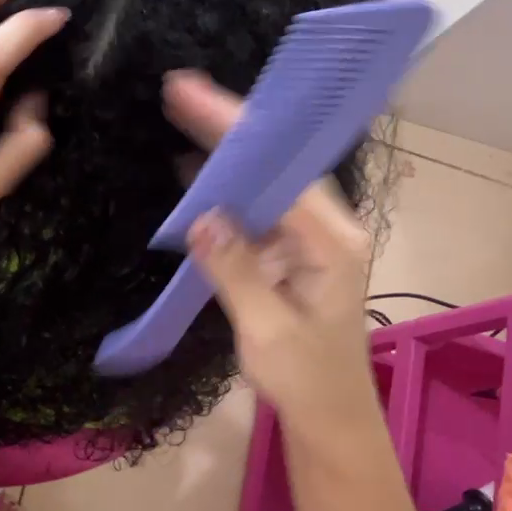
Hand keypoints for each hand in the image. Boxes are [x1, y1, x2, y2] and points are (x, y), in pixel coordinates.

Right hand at [164, 70, 380, 435]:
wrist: (328, 419)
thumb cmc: (307, 380)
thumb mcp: (269, 330)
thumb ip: (236, 271)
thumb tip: (201, 217)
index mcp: (332, 242)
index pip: (281, 171)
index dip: (237, 132)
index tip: (195, 97)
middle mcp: (324, 230)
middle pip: (274, 164)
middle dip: (228, 127)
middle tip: (179, 90)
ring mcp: (304, 241)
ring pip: (261, 183)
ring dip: (222, 153)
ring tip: (179, 113)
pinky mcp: (284, 256)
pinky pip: (251, 212)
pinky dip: (221, 190)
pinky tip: (190, 171)